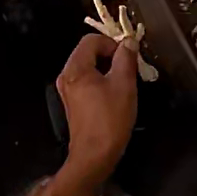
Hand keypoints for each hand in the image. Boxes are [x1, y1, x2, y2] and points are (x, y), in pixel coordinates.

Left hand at [55, 33, 137, 177]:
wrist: (94, 155)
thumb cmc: (110, 119)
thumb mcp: (124, 85)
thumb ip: (126, 59)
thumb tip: (128, 42)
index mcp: (75, 68)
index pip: (91, 40)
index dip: (111, 43)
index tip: (128, 56)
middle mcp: (66, 76)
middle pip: (88, 52)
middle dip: (110, 55)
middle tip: (129, 68)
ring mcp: (67, 90)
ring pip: (88, 67)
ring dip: (107, 68)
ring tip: (124, 82)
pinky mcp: (72, 102)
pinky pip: (86, 81)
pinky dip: (100, 80)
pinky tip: (114, 94)